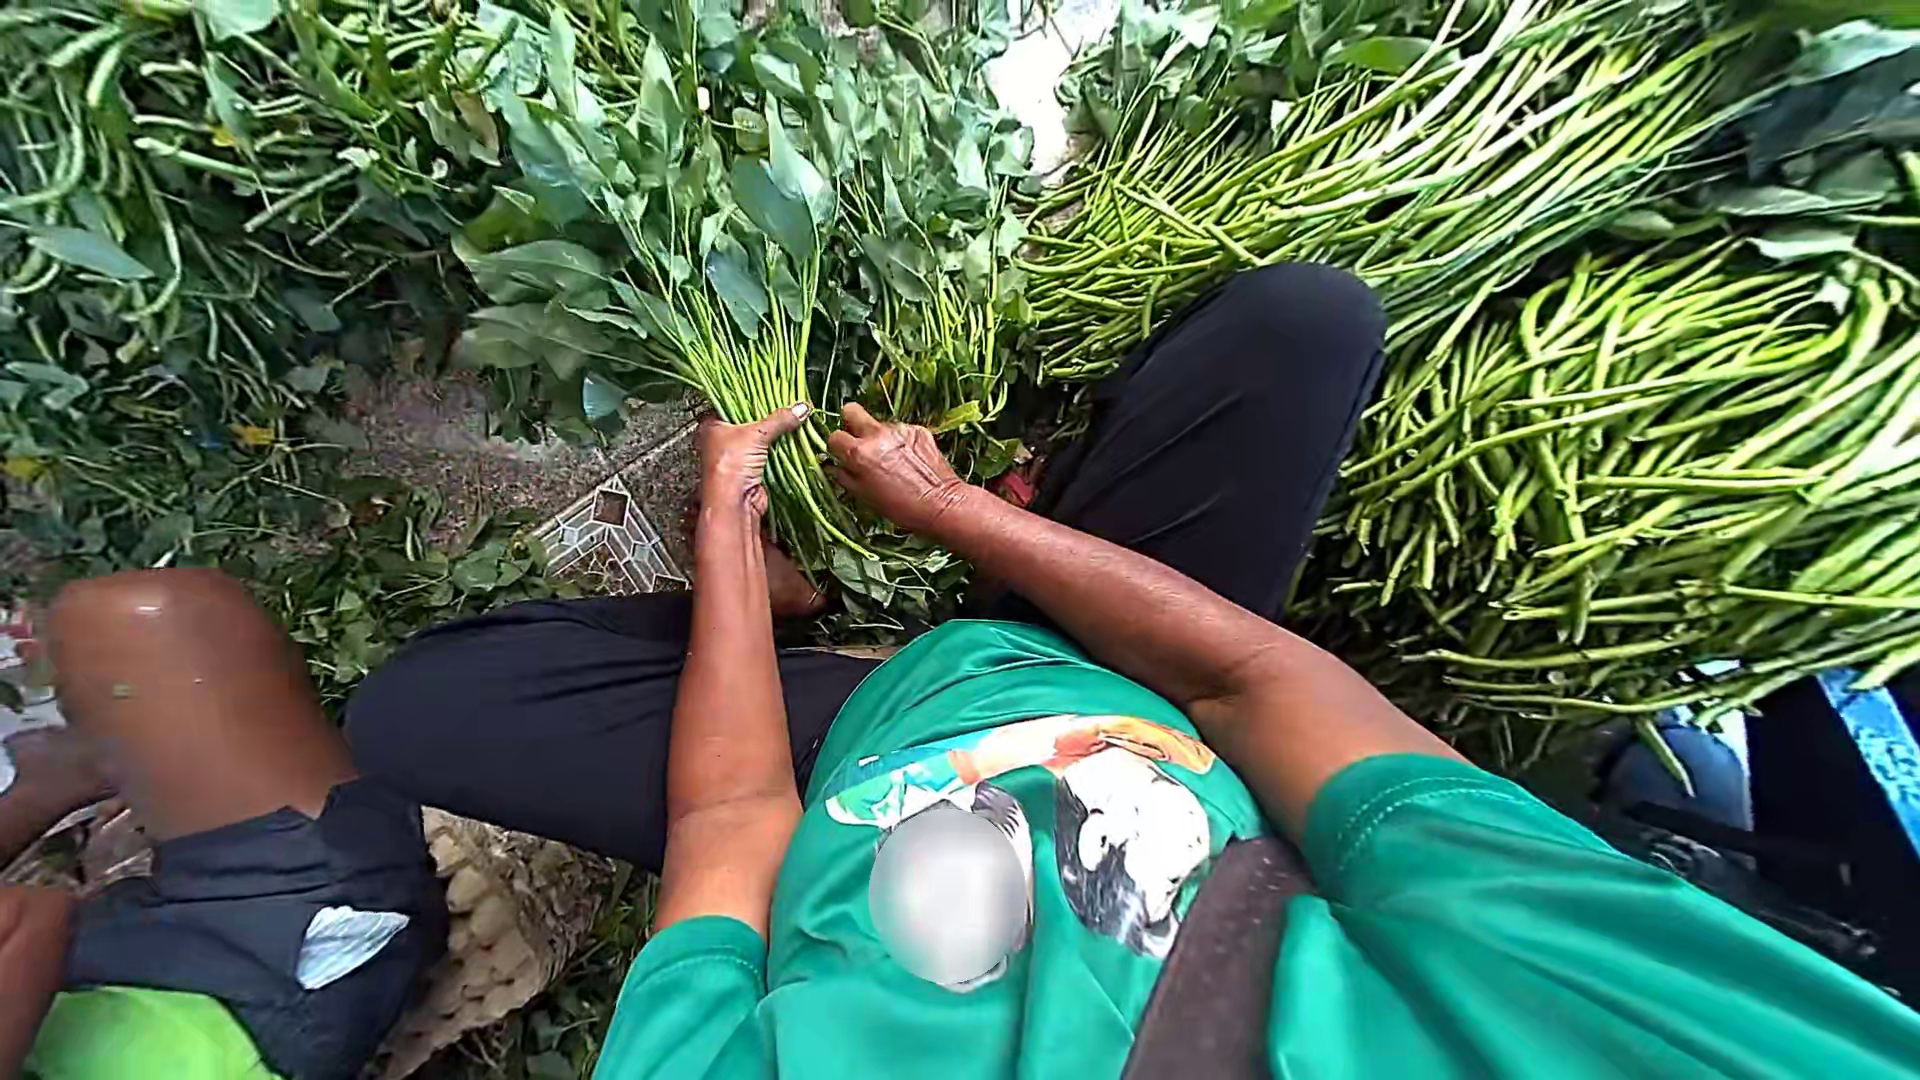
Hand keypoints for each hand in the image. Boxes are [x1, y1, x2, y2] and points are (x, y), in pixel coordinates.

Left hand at [700, 403, 810, 517]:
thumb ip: (779, 419)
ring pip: (762, 439)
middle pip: (752, 421)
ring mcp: (738, 456)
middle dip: (771, 417)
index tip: (776, 391)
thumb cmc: (731, 463)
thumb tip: (802, 407)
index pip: (735, 402)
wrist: (735, 502)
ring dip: (778, 435)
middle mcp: (723, 439)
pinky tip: (794, 441)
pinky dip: (781, 450)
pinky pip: (769, 454)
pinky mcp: (752, 470)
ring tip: (796, 421)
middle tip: (790, 406)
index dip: (755, 397)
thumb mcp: (756, 433)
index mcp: (714, 424)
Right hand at [826, 403, 973, 535]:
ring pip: (879, 424)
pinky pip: (901, 430)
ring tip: (892, 460)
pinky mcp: (918, 430)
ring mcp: (899, 430)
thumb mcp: (864, 496)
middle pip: (851, 411)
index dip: (837, 447)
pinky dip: (901, 442)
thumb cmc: (900, 508)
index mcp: (859, 453)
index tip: (843, 455)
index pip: (834, 437)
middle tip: (859, 442)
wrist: (940, 504)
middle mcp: (877, 435)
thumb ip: (844, 476)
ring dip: (880, 437)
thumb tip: (834, 466)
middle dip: (850, 423)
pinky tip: (909, 460)